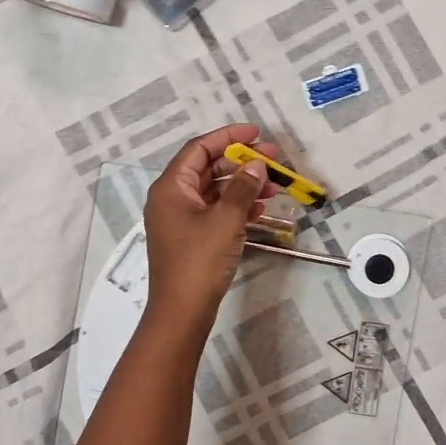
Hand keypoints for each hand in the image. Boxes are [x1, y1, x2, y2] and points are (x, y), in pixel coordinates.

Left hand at [141, 124, 281, 326]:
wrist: (182, 311)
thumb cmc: (200, 260)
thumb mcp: (227, 219)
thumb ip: (243, 188)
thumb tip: (256, 166)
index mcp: (171, 187)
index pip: (199, 148)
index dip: (228, 137)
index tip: (257, 133)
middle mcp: (171, 198)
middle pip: (208, 168)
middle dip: (241, 162)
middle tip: (274, 160)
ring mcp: (180, 219)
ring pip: (214, 190)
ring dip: (243, 186)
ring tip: (274, 187)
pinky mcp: (190, 238)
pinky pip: (215, 211)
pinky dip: (236, 206)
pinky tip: (260, 210)